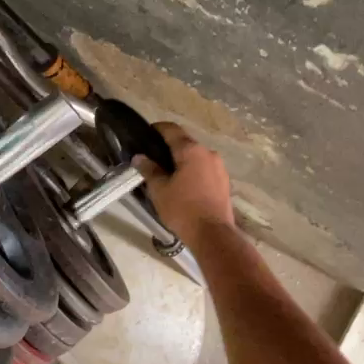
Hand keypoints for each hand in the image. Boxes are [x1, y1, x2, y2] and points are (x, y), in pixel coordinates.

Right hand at [133, 122, 234, 245]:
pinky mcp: (224, 182)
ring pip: (196, 157)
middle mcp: (208, 153)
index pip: (172, 129)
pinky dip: (193, 171)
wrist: (213, 235)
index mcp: (191, 151)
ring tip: (167, 173)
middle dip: (169, 147)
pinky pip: (205, 169)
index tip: (146, 133)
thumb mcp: (159, 189)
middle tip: (153, 157)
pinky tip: (183, 185)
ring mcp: (219, 168)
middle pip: (185, 143)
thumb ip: (149, 170)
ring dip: (182, 160)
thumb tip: (139, 157)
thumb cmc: (183, 209)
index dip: (157, 128)